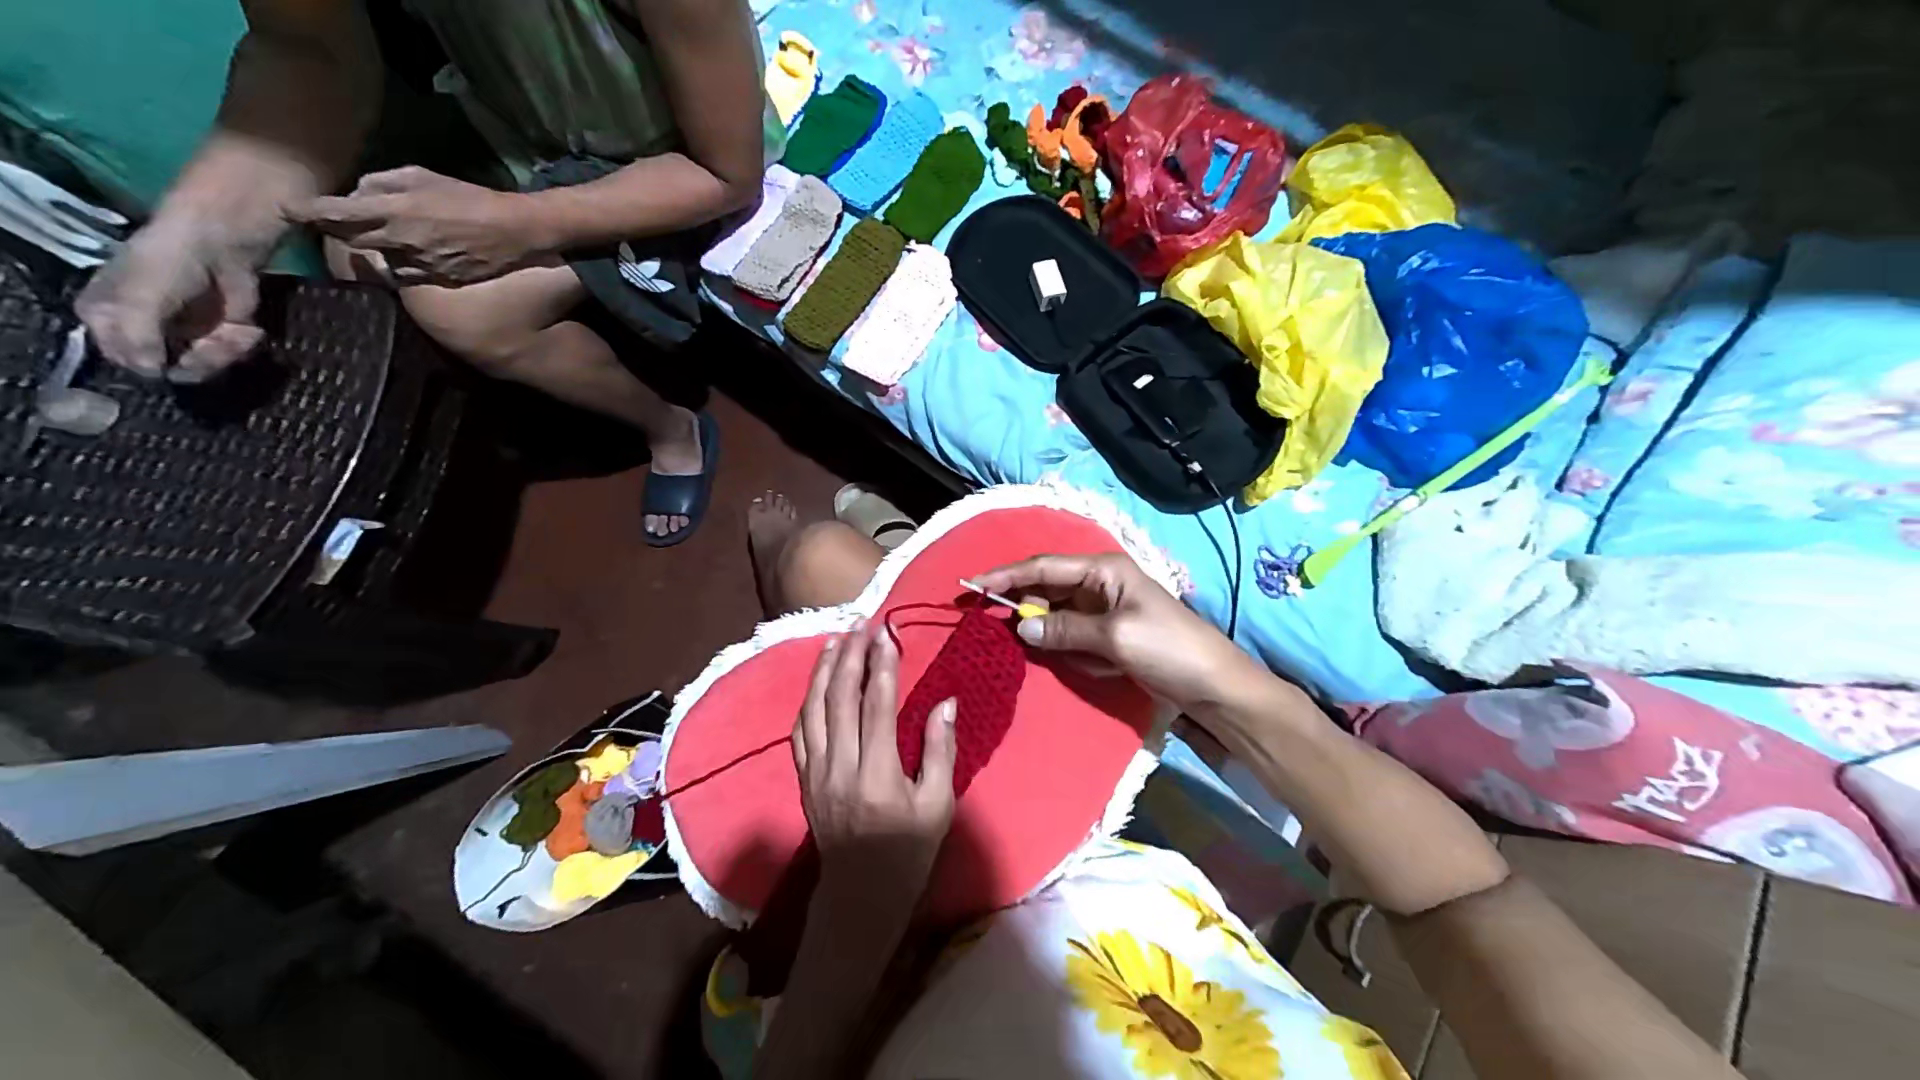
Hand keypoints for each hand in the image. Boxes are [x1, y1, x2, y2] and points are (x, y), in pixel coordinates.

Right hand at [76, 218, 266, 382]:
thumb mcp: (139, 299)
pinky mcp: (221, 332)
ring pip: (205, 365)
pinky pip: (231, 354)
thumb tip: (150, 372)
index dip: (154, 367)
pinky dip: (243, 345)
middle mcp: (143, 329)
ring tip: (236, 334)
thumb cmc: (166, 265)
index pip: (126, 361)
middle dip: (199, 362)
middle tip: (216, 344)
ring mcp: (185, 332)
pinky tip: (250, 330)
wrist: (221, 246)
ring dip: (226, 353)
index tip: (176, 358)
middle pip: (171, 369)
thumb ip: (139, 336)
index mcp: (105, 319)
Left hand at [292, 167, 536, 285]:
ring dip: (375, 252)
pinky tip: (413, 258)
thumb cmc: (470, 197)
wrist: (515, 231)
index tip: (285, 210)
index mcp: (391, 211)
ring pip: (381, 260)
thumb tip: (359, 194)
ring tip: (379, 244)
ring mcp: (419, 264)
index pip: (332, 213)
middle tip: (329, 227)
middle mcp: (399, 241)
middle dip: (337, 233)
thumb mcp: (422, 176)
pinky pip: (409, 274)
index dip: (304, 212)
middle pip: (350, 241)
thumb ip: (383, 183)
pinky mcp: (439, 279)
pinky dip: (404, 265)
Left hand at [793, 619, 956, 910]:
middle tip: (861, 623)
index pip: (877, 706)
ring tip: (837, 638)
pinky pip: (801, 730)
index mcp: (878, 775)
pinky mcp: (804, 779)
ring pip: (814, 709)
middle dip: (850, 655)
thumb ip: (940, 751)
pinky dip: (808, 699)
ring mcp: (816, 773)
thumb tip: (945, 702)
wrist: (860, 896)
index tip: (886, 633)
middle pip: (840, 698)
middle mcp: (841, 767)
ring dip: (824, 669)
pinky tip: (816, 679)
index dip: (881, 665)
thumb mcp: (938, 806)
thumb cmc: (908, 852)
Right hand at [970, 553, 1265, 713]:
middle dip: (1024, 608)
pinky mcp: (1107, 638)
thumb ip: (1064, 630)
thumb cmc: (1168, 648)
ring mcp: (1102, 612)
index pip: (1042, 567)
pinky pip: (1072, 640)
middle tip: (994, 625)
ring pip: (1056, 618)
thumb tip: (1020, 628)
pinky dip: (1071, 652)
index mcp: (1103, 570)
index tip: (972, 586)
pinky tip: (1092, 666)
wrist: (1214, 687)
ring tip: (1056, 651)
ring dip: (1050, 635)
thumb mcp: (1114, 636)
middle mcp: (1098, 585)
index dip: (1005, 576)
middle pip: (1046, 590)